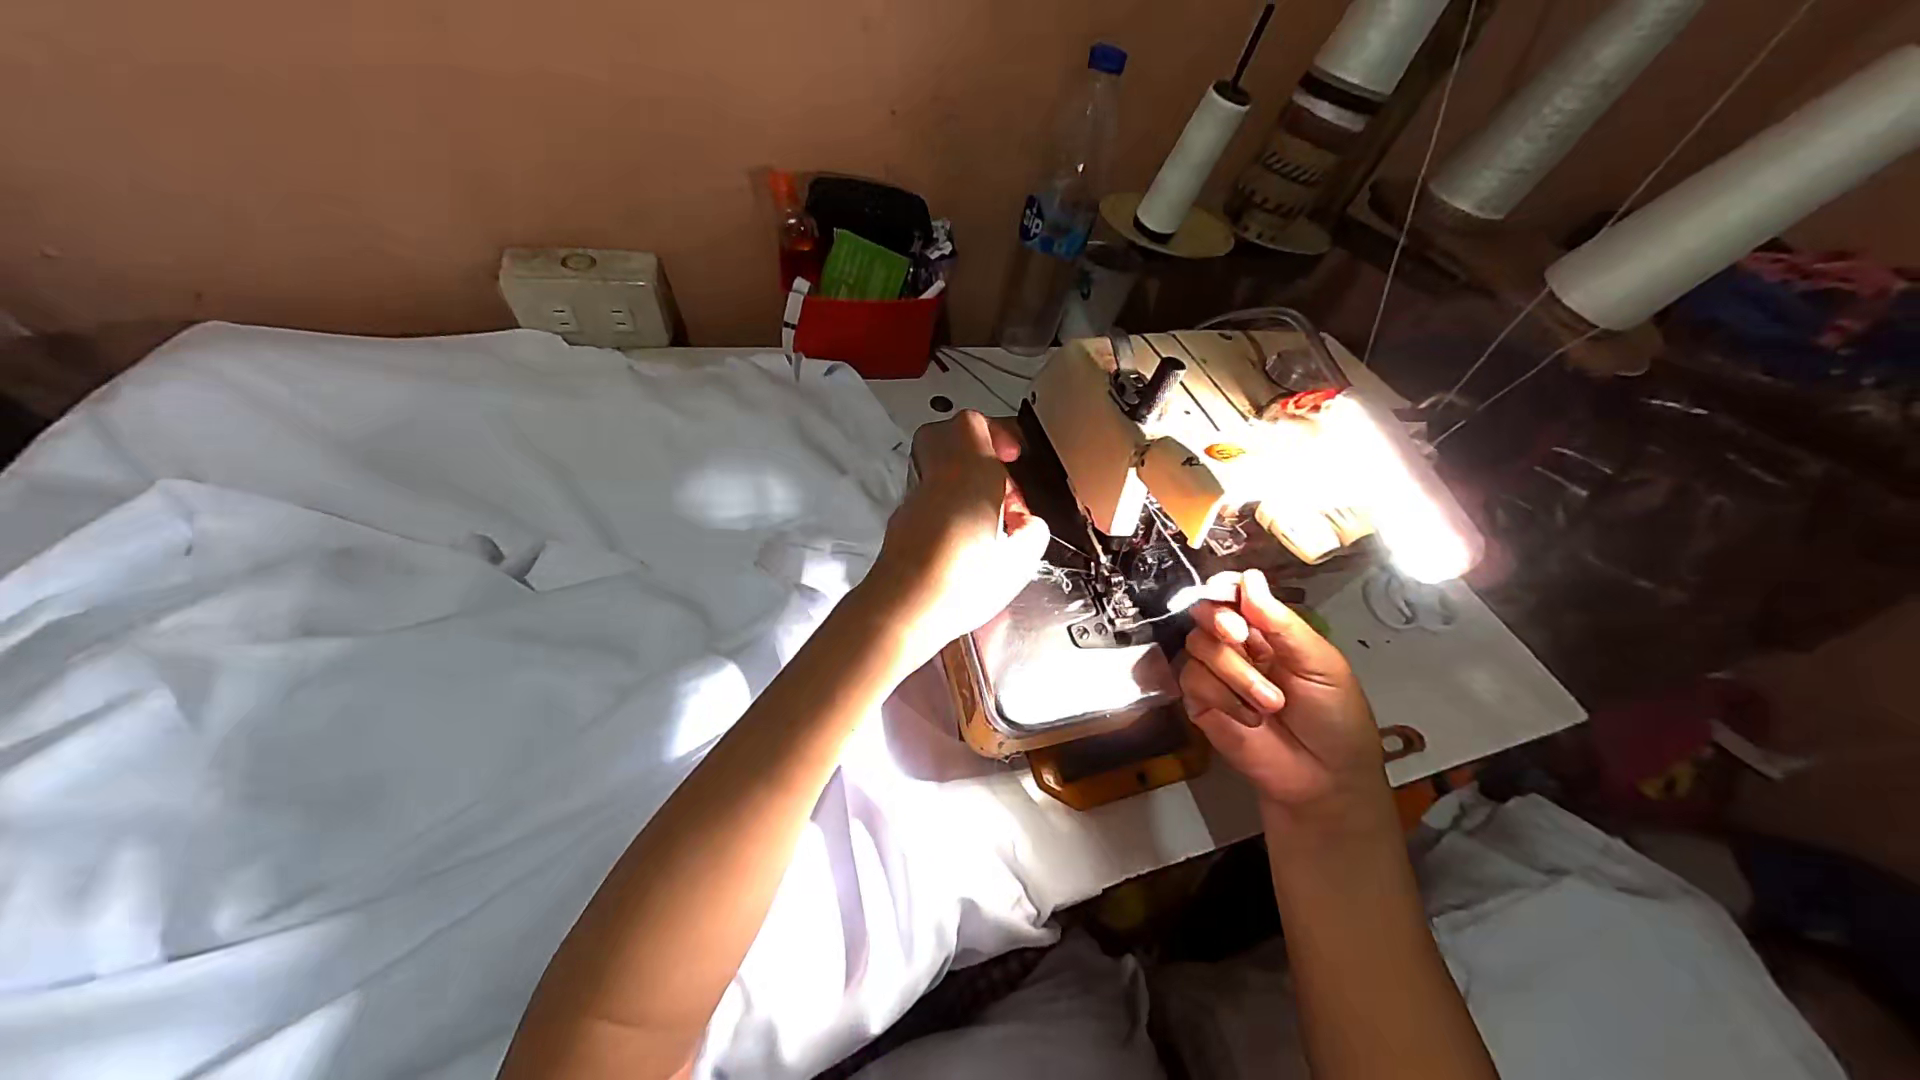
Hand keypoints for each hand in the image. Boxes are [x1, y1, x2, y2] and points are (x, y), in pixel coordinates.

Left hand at [860, 411, 1050, 663]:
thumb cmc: (961, 580)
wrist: (905, 607)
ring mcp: (914, 498)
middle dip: (975, 445)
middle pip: (945, 434)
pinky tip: (966, 537)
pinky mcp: (902, 523)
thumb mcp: (1019, 559)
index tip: (1015, 455)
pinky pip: (928, 498)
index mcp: (969, 472)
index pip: (975, 424)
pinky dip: (948, 506)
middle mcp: (936, 477)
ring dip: (962, 478)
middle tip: (998, 475)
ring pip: (935, 466)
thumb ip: (1031, 532)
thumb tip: (1028, 525)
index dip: (1000, 432)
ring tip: (987, 513)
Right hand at [1180, 570, 1391, 840]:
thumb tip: (1248, 578)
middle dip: (1219, 623)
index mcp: (1268, 630)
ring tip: (1270, 704)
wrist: (1325, 779)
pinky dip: (1222, 698)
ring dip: (1235, 674)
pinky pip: (1192, 681)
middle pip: (1205, 614)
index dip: (1225, 591)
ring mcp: (1217, 675)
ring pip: (1197, 647)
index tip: (1232, 598)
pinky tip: (1249, 717)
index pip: (1234, 595)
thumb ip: (1280, 623)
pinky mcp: (1201, 703)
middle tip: (1240, 640)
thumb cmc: (1336, 719)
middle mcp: (1238, 647)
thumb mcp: (1320, 663)